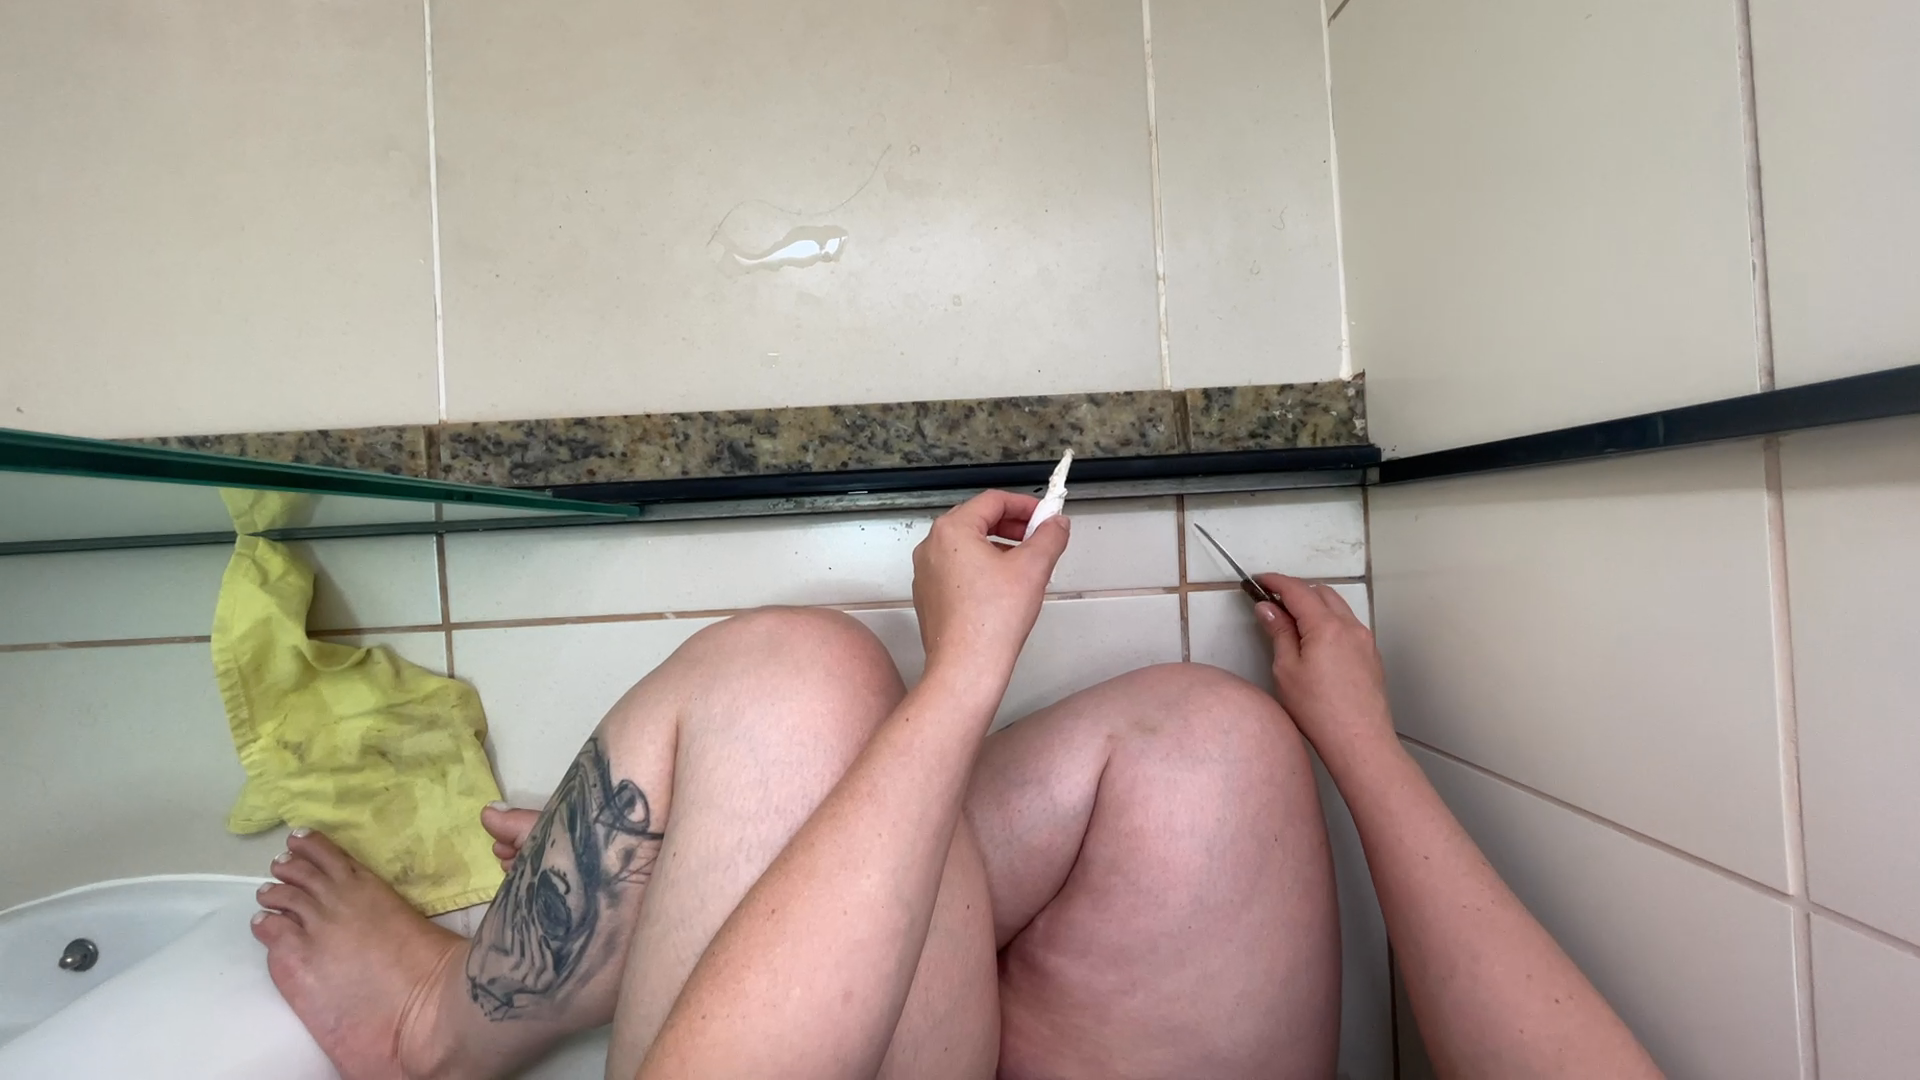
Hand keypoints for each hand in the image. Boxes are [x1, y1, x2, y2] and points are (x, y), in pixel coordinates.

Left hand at [912, 490, 1069, 677]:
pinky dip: (982, 569)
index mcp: (952, 530)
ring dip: (999, 547)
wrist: (966, 667)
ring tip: (1025, 565)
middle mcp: (932, 547)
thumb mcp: (1033, 568)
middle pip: (977, 520)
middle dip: (1013, 526)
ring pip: (967, 546)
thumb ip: (1049, 537)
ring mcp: (926, 572)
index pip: (993, 500)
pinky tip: (1004, 588)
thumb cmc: (990, 622)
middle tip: (1039, 538)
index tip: (1045, 516)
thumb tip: (1056, 524)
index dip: (1025, 505)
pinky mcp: (929, 595)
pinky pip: (958, 570)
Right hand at [1253, 574, 1397, 770]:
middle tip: (1272, 603)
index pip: (1297, 590)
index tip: (1258, 581)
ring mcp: (1364, 641)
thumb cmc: (1318, 710)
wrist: (1359, 741)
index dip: (1275, 582)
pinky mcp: (1371, 656)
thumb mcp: (1286, 669)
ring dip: (1314, 606)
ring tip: (1292, 623)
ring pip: (1337, 607)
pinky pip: (1347, 625)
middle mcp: (1350, 627)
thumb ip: (1278, 633)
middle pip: (1321, 592)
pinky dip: (1328, 621)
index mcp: (1327, 626)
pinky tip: (1314, 641)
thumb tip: (1268, 609)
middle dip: (1295, 591)